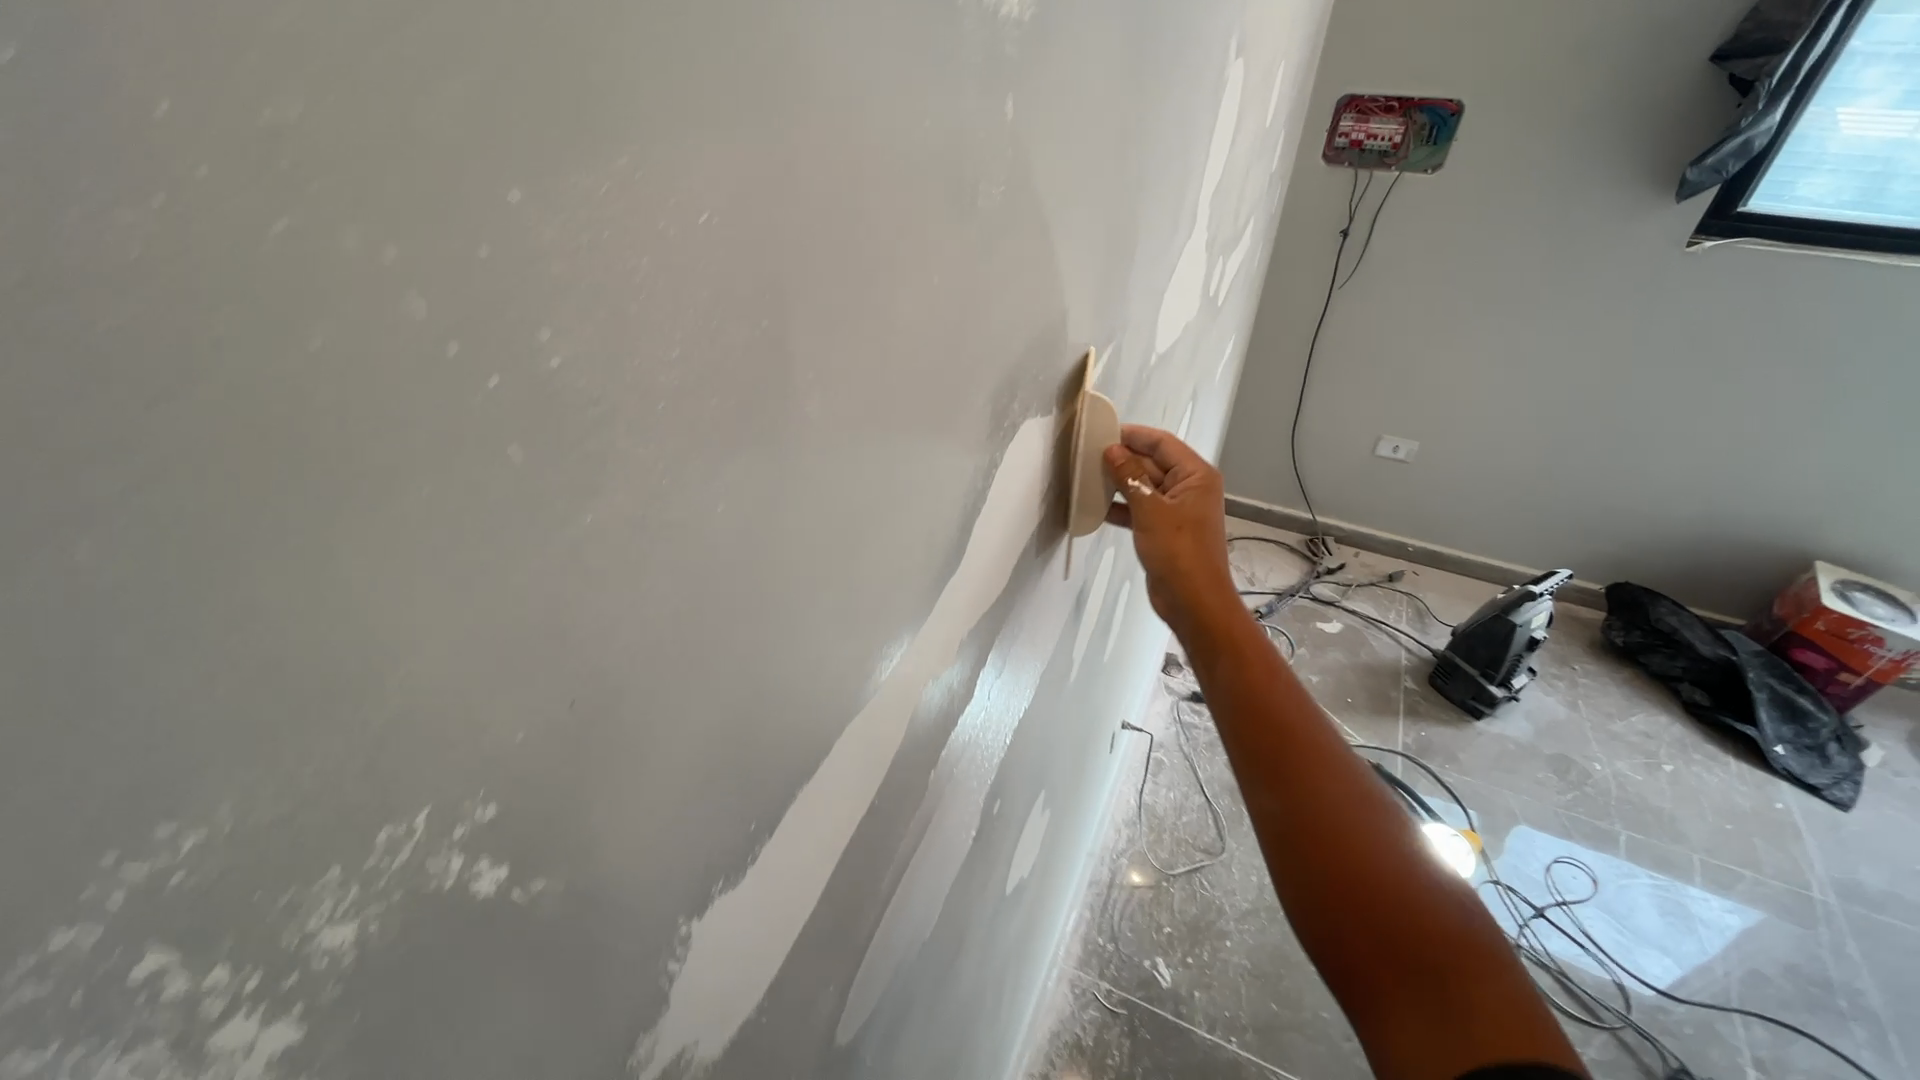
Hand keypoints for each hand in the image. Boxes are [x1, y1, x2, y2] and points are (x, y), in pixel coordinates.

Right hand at [1102, 426, 1238, 635]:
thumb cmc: (1178, 551)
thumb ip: (1129, 476)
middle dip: (1122, 459)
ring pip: (1144, 487)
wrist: (1193, 601)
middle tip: (1088, 455)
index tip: (1103, 431)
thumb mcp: (1150, 509)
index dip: (1133, 435)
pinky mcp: (1165, 530)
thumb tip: (1112, 450)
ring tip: (1087, 478)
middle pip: (1152, 463)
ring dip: (1119, 484)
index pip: (1162, 443)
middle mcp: (1189, 488)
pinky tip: (1096, 508)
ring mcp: (1177, 510)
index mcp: (1196, 475)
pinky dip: (1121, 508)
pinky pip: (1140, 509)